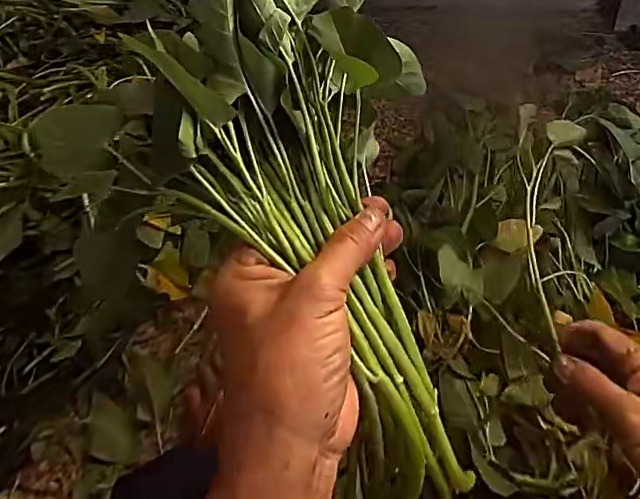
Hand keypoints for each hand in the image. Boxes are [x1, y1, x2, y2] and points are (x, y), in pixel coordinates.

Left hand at [207, 198, 402, 498]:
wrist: (296, 448)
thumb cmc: (290, 366)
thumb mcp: (316, 296)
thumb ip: (345, 248)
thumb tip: (374, 211)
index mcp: (246, 273)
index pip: (281, 221)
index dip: (320, 204)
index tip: (355, 191)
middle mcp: (266, 286)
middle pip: (311, 241)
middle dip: (350, 228)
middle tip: (383, 212)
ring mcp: (295, 309)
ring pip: (332, 266)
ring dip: (363, 252)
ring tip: (394, 233)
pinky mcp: (320, 330)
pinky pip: (345, 293)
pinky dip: (367, 280)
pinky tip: (388, 268)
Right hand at [553, 321, 639, 498]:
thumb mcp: (629, 415)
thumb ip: (592, 384)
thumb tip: (558, 359)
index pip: (602, 334)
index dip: (573, 332)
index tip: (542, 338)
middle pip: (598, 356)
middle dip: (571, 361)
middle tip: (542, 374)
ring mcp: (637, 402)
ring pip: (597, 382)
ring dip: (575, 387)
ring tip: (554, 400)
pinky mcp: (634, 429)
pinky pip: (602, 407)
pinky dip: (584, 408)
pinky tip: (570, 418)